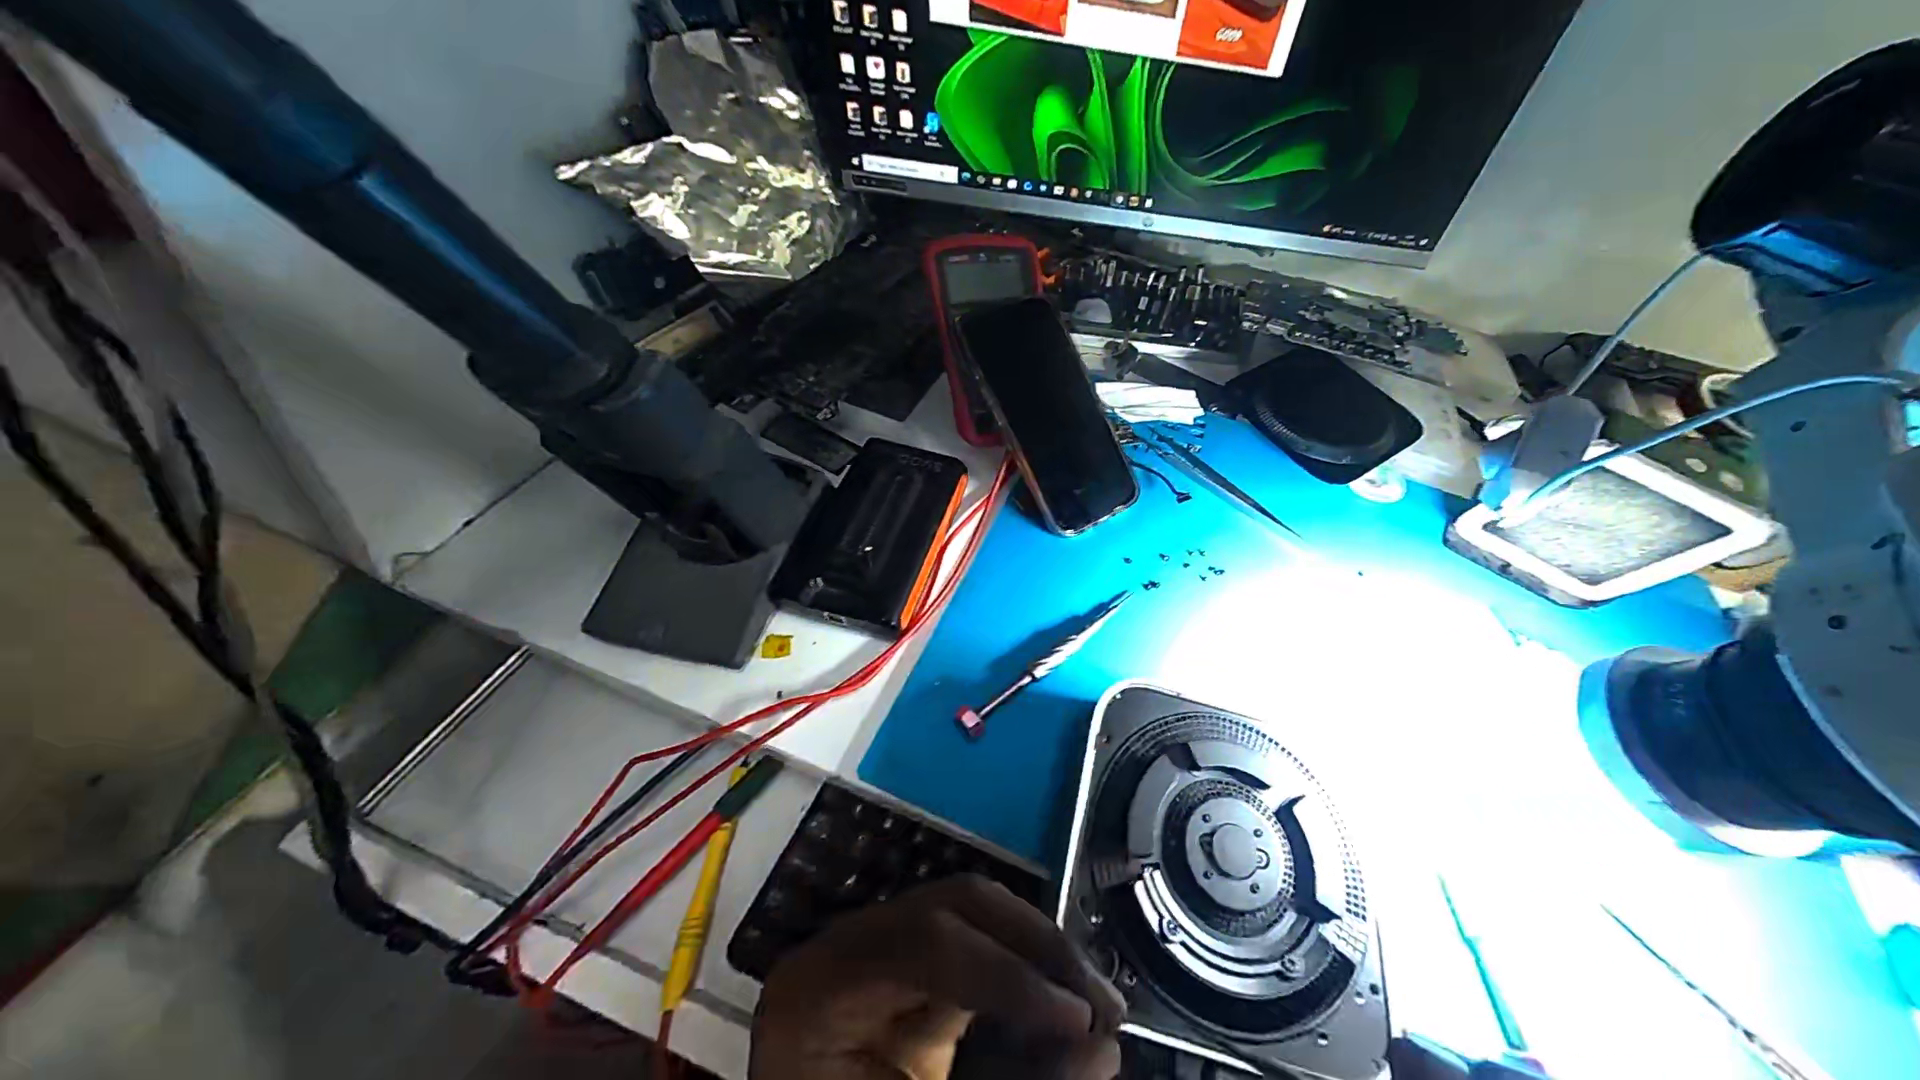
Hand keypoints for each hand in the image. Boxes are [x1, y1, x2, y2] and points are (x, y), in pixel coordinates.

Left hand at [750, 874, 1124, 1079]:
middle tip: (1102, 1007)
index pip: (927, 941)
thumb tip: (1100, 1049)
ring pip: (972, 910)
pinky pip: (971, 939)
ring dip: (1040, 950)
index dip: (1009, 975)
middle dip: (1038, 946)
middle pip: (956, 903)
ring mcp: (877, 942)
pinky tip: (1058, 1001)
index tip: (1080, 1022)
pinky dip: (1020, 965)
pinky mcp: (903, 960)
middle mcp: (850, 942)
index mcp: (823, 985)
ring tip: (1095, 1005)